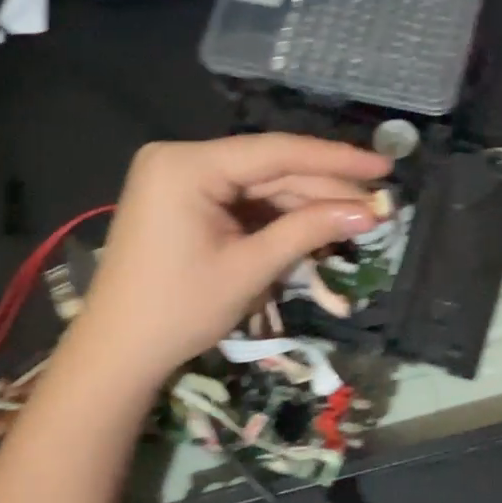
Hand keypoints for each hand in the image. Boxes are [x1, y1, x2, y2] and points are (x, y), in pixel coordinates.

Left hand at [71, 134, 390, 386]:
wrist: (119, 350)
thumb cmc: (180, 309)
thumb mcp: (250, 268)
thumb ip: (308, 231)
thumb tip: (368, 213)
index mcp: (187, 165)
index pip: (276, 152)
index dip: (335, 160)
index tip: (382, 166)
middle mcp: (182, 159)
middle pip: (270, 168)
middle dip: (325, 188)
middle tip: (379, 202)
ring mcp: (181, 180)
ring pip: (260, 186)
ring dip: (308, 204)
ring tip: (360, 217)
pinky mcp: (185, 202)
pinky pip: (243, 202)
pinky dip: (280, 217)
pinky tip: (320, 224)